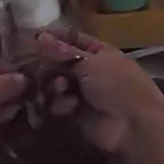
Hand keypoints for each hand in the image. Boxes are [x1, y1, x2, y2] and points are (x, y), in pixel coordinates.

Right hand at [37, 29, 163, 152]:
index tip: (31, 38)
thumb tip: (39, 37)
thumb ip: (62, 52)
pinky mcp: (76, 114)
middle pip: (60, 63)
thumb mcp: (91, 63)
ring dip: (55, 86)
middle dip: (49, 66)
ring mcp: (82, 93)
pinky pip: (59, 104)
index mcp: (99, 52)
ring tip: (60, 90)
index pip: (71, 39)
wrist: (132, 126)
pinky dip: (60, 104)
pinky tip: (68, 107)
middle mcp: (90, 70)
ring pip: (56, 84)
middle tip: (32, 67)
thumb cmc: (117, 86)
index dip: (53, 37)